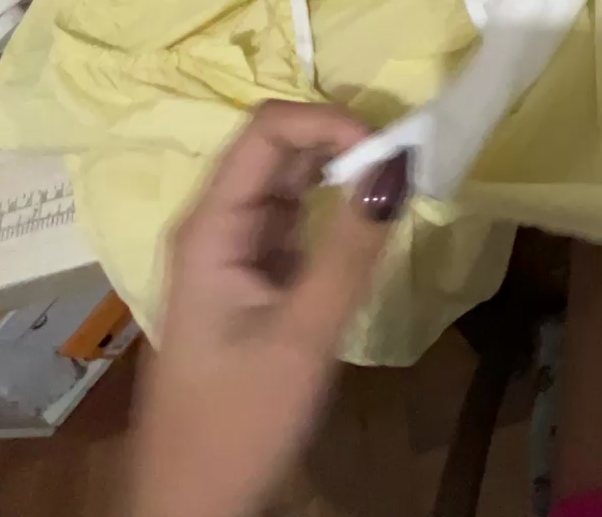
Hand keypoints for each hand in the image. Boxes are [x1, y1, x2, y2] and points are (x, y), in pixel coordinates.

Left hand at [129, 101, 409, 516]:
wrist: (198, 505)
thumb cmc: (240, 423)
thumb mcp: (306, 333)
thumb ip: (353, 247)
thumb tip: (399, 165)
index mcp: (211, 227)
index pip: (265, 131)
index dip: (327, 121)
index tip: (387, 150)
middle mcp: (218, 223)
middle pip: (277, 145)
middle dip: (341, 138)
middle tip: (403, 162)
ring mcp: (236, 245)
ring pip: (290, 176)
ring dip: (343, 165)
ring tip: (397, 178)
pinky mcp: (257, 268)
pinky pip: (299, 211)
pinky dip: (338, 200)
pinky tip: (371, 210)